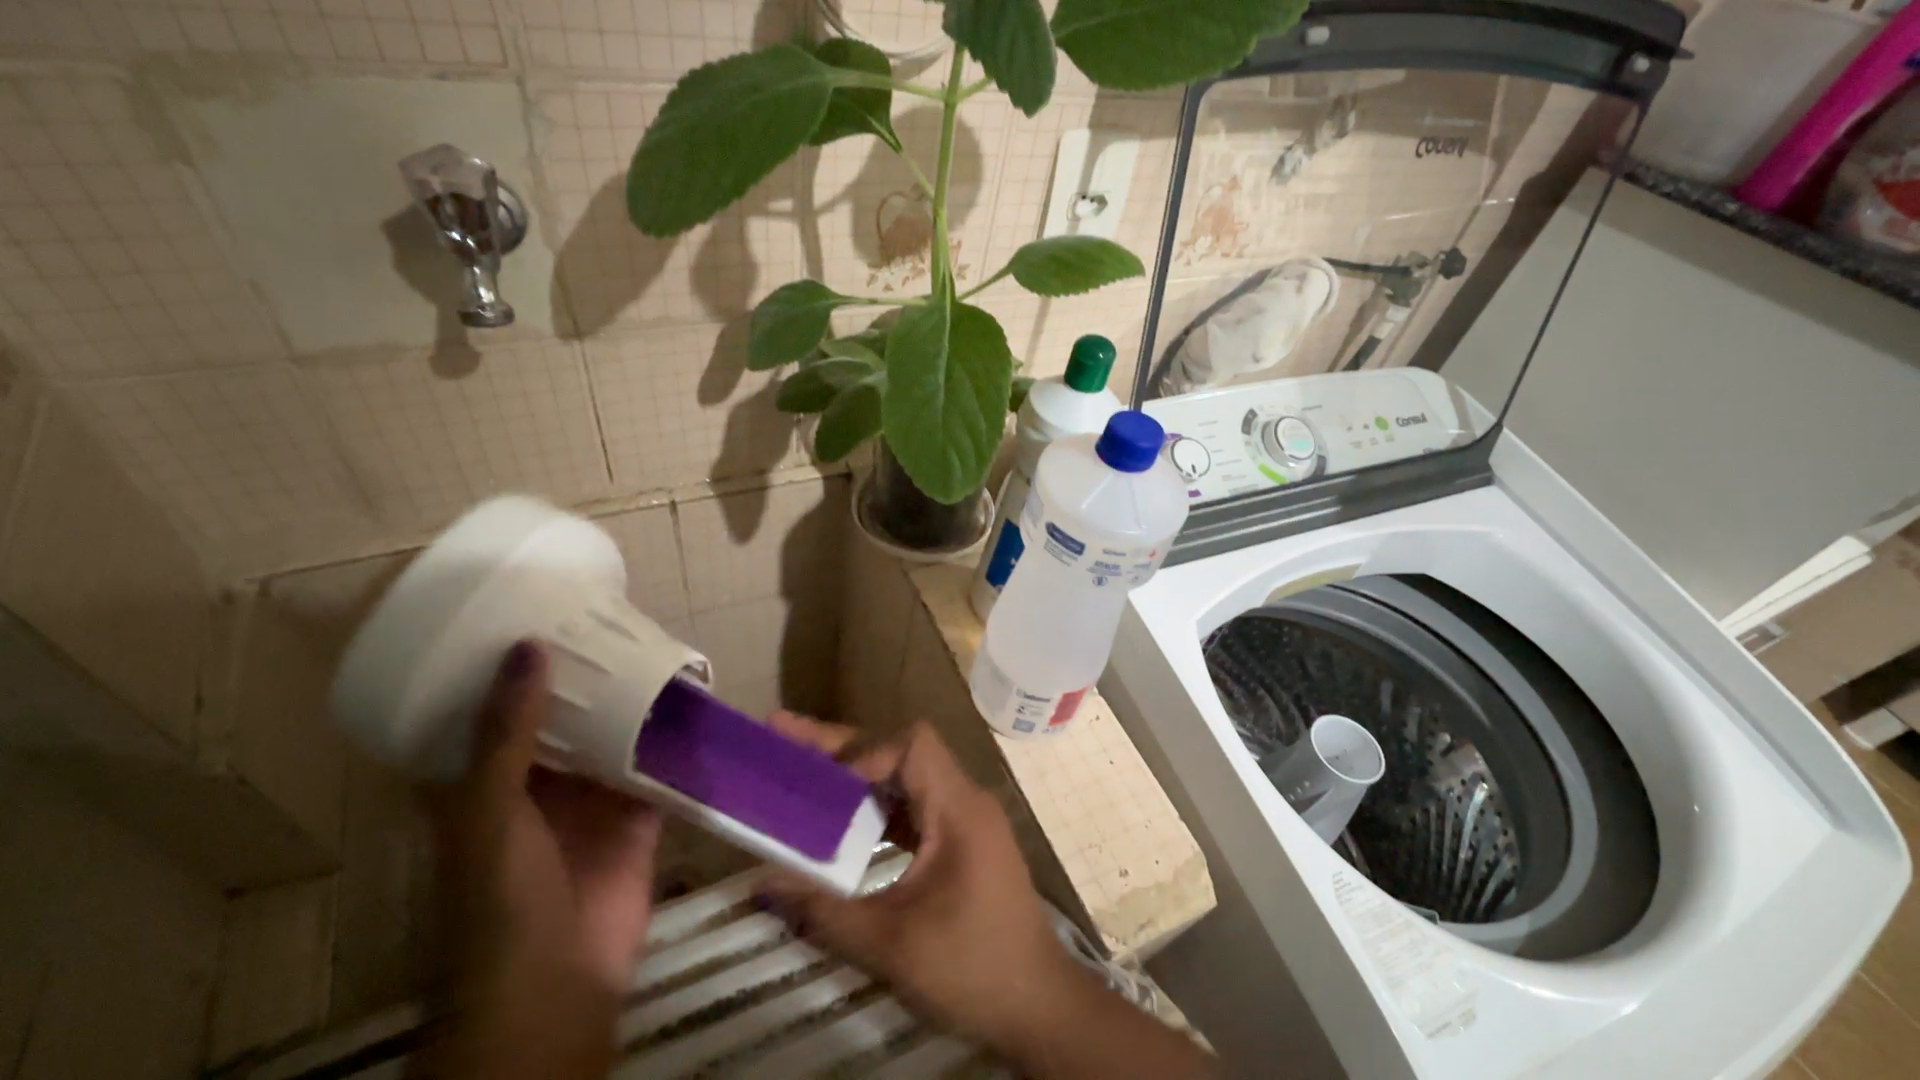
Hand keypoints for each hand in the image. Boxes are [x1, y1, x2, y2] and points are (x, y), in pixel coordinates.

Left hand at [414, 640, 662, 1079]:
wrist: (557, 980)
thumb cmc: (500, 894)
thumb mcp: (489, 807)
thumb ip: (509, 730)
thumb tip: (528, 645)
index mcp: (484, 783)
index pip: (489, 714)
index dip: (504, 669)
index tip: (528, 613)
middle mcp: (537, 786)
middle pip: (561, 720)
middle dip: (581, 678)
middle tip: (606, 617)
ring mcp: (591, 803)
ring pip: (611, 740)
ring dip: (630, 703)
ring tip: (653, 644)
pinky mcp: (639, 820)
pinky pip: (656, 771)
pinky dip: (672, 742)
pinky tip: (693, 701)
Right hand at [758, 712, 1082, 1059]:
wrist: (1038, 1006)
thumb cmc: (971, 967)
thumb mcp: (890, 943)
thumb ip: (824, 910)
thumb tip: (763, 884)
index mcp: (959, 810)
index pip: (913, 744)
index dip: (864, 751)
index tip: (824, 783)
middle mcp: (966, 803)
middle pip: (903, 754)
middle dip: (844, 749)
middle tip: (782, 736)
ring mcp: (967, 823)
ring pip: (907, 781)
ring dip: (858, 779)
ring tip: (801, 776)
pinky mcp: (963, 845)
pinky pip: (915, 810)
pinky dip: (877, 810)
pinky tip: (840, 826)